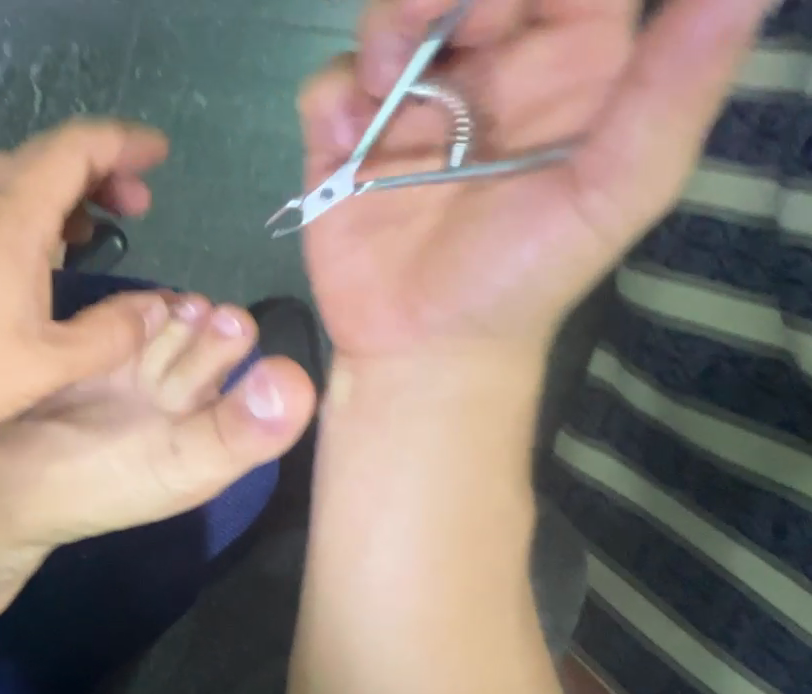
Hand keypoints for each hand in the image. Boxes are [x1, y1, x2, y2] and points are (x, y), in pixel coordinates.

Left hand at [0, 119, 178, 442]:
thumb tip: (155, 310)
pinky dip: (23, 209)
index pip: (77, 147)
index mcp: (15, 218)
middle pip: (46, 155)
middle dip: (98, 167)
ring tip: (90, 228)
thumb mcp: (49, 364)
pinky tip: (32, 254)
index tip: (158, 158)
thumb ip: (110, 335)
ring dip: (59, 188)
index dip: (124, 143)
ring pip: (13, 178)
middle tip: (134, 204)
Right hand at [0, 294, 315, 626]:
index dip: (244, 356)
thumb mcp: (170, 471)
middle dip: (202, 330)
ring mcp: (130, 380)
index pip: (254, 383)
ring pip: (169, 327)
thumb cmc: (82, 487)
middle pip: (211, 344)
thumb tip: (298, 375)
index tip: (221, 337)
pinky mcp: (89, 361)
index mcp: (205, 440)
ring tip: (145, 323)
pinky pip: (123, 324)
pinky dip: (128, 314)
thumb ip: (237, 432)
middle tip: (181, 329)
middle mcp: (175, 409)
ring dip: (164, 317)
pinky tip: (118, 317)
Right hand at [298, 0, 773, 366]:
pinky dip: (331, 100)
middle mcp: (488, 71)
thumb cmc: (526, 276)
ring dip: (383, 30)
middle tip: (437, 21)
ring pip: (388, 21)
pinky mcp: (343, 146)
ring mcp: (408, 108)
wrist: (425, 346)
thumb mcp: (621, 185)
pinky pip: (329, 89)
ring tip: (384, 82)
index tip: (508, 10)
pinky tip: (346, 142)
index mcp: (572, 63)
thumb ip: (677, 82)